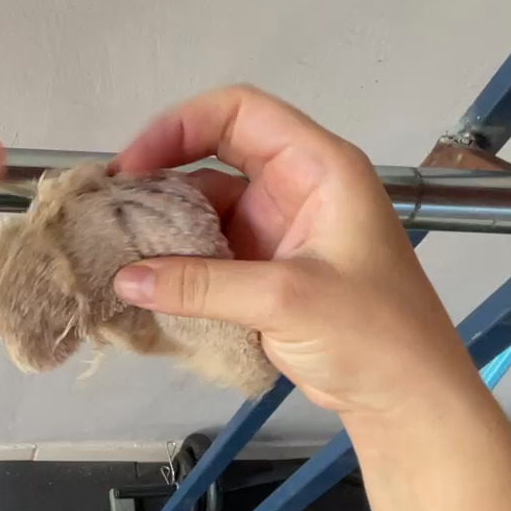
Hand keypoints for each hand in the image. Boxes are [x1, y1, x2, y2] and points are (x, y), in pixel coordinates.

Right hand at [110, 86, 476, 421]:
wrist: (402, 395)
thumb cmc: (371, 333)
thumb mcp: (284, 298)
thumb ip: (200, 285)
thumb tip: (124, 280)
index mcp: (316, 169)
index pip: (238, 114)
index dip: (179, 127)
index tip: (131, 167)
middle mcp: (291, 190)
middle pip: (212, 160)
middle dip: (158, 179)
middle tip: (108, 210)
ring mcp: (272, 234)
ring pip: (203, 211)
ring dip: (160, 227)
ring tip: (113, 246)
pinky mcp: (258, 274)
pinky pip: (205, 255)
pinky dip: (172, 264)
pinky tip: (140, 278)